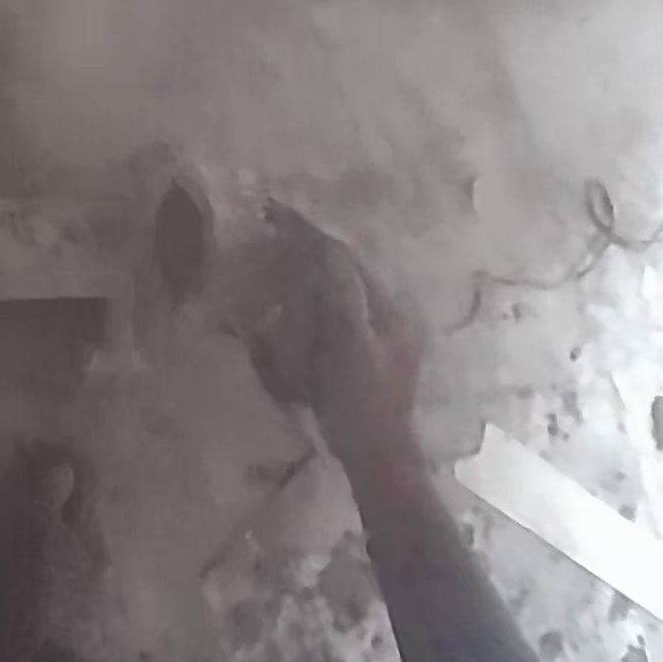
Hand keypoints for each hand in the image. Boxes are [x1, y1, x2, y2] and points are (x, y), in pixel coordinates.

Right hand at [238, 204, 422, 465]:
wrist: (377, 450)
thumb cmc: (361, 399)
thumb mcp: (351, 347)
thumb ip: (342, 295)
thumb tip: (324, 250)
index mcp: (387, 305)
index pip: (343, 255)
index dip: (308, 232)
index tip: (273, 212)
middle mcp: (389, 308)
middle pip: (345, 262)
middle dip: (309, 239)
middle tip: (273, 223)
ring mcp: (380, 326)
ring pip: (342, 278)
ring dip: (313, 259)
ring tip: (282, 245)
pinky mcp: (367, 342)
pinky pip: (338, 299)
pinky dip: (316, 284)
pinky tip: (301, 286)